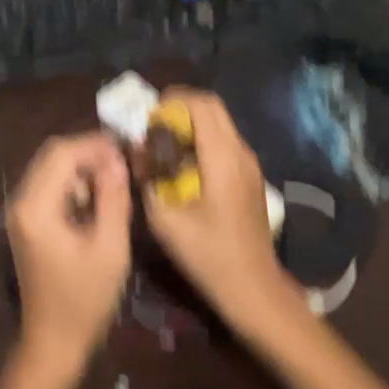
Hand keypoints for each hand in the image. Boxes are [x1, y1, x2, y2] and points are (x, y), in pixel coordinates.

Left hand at [7, 133, 132, 370]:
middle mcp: (20, 202)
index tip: (127, 149)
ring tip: (115, 183)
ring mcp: (20, 212)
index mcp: (35, 207)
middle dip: (89, 153)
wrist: (54, 341)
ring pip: (51, 169)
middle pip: (52, 156)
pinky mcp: (27, 222)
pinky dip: (74, 185)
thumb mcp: (110, 248)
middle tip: (124, 163)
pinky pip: (49, 188)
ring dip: (82, 169)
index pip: (62, 154)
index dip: (95, 145)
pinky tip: (97, 202)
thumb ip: (113, 198)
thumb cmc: (85, 300)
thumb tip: (117, 159)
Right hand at [142, 90, 302, 324]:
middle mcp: (241, 153)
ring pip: (221, 125)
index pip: (201, 105)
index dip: (172, 100)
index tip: (148, 116)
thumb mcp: (165, 220)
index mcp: (222, 158)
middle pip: (213, 108)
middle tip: (153, 128)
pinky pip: (226, 144)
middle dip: (181, 109)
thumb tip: (136, 149)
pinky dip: (203, 141)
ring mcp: (250, 165)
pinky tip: (183, 168)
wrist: (252, 288)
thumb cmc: (207, 255)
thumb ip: (148, 178)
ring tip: (164, 147)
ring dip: (192, 126)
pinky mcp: (251, 179)